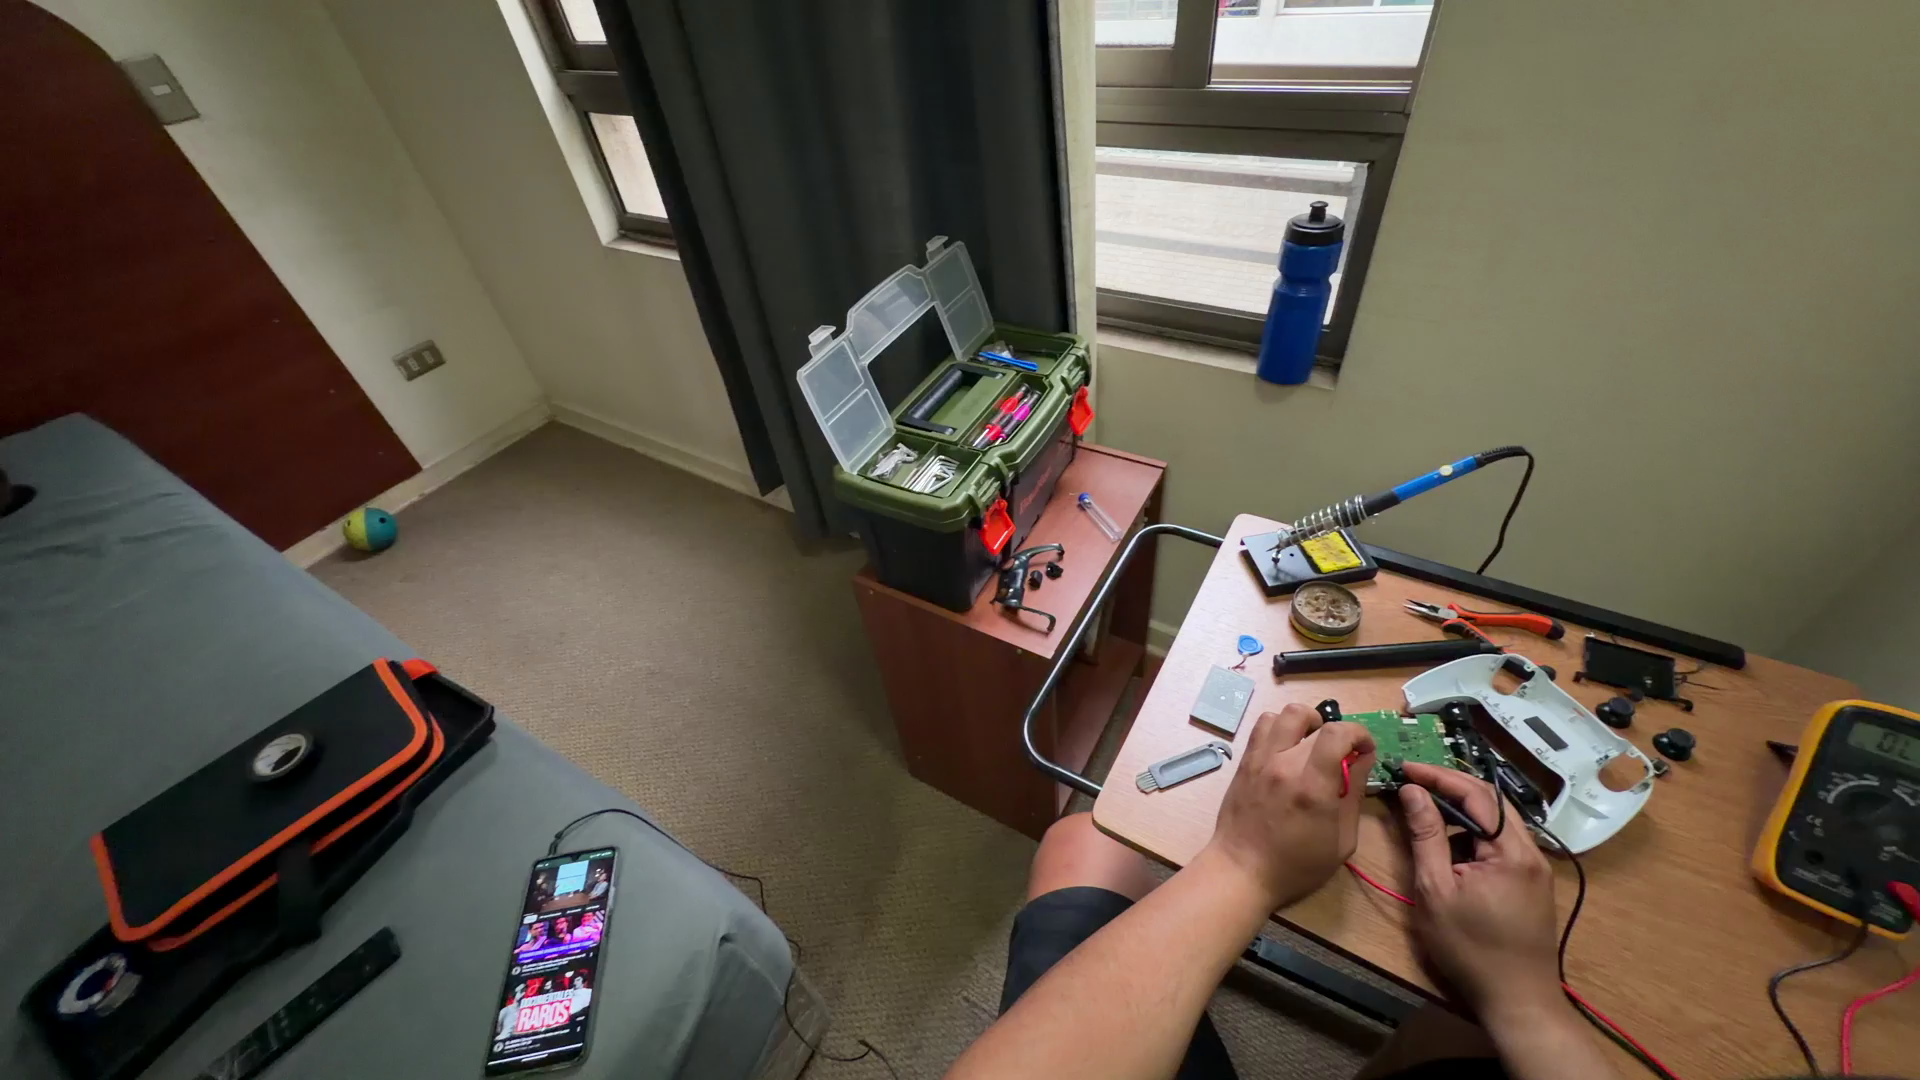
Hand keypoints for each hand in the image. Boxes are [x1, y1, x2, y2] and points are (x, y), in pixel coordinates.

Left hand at [1201, 704, 1375, 910]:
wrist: (1242, 868)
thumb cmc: (1298, 864)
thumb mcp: (1342, 840)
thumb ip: (1354, 794)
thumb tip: (1363, 759)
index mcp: (1313, 786)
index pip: (1338, 733)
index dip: (1359, 733)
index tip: (1366, 749)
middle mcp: (1284, 763)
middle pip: (1314, 722)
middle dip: (1337, 733)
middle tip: (1342, 754)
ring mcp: (1260, 758)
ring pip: (1284, 713)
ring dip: (1306, 722)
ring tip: (1313, 744)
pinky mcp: (1244, 760)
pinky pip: (1262, 724)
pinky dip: (1280, 726)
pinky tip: (1288, 747)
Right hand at [1398, 763, 1560, 1024]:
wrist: (1517, 1001)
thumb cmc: (1469, 946)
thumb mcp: (1436, 888)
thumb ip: (1425, 835)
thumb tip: (1412, 790)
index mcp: (1511, 852)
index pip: (1476, 795)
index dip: (1438, 776)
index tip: (1404, 767)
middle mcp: (1531, 853)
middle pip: (1491, 801)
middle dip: (1449, 784)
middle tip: (1412, 779)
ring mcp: (1534, 868)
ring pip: (1496, 820)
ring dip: (1460, 807)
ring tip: (1423, 807)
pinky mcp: (1529, 881)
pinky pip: (1499, 840)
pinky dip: (1471, 830)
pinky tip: (1447, 841)